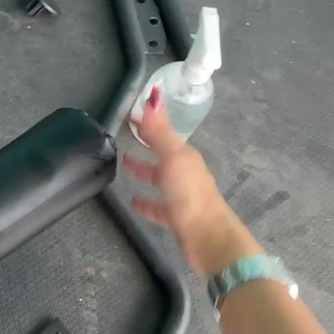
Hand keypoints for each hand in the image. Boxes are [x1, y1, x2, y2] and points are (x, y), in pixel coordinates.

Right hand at [125, 86, 260, 277]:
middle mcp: (185, 173)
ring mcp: (182, 196)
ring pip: (160, 179)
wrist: (209, 239)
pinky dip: (146, 202)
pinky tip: (133, 202)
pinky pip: (158, 206)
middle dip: (146, 147)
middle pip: (162, 156)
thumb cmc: (190, 195)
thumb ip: (161, 130)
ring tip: (123, 167)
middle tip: (124, 140)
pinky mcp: (177, 218)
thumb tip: (154, 94)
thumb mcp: (173, 158)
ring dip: (144, 172)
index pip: (164, 135)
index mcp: (185, 157)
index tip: (131, 115)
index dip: (149, 125)